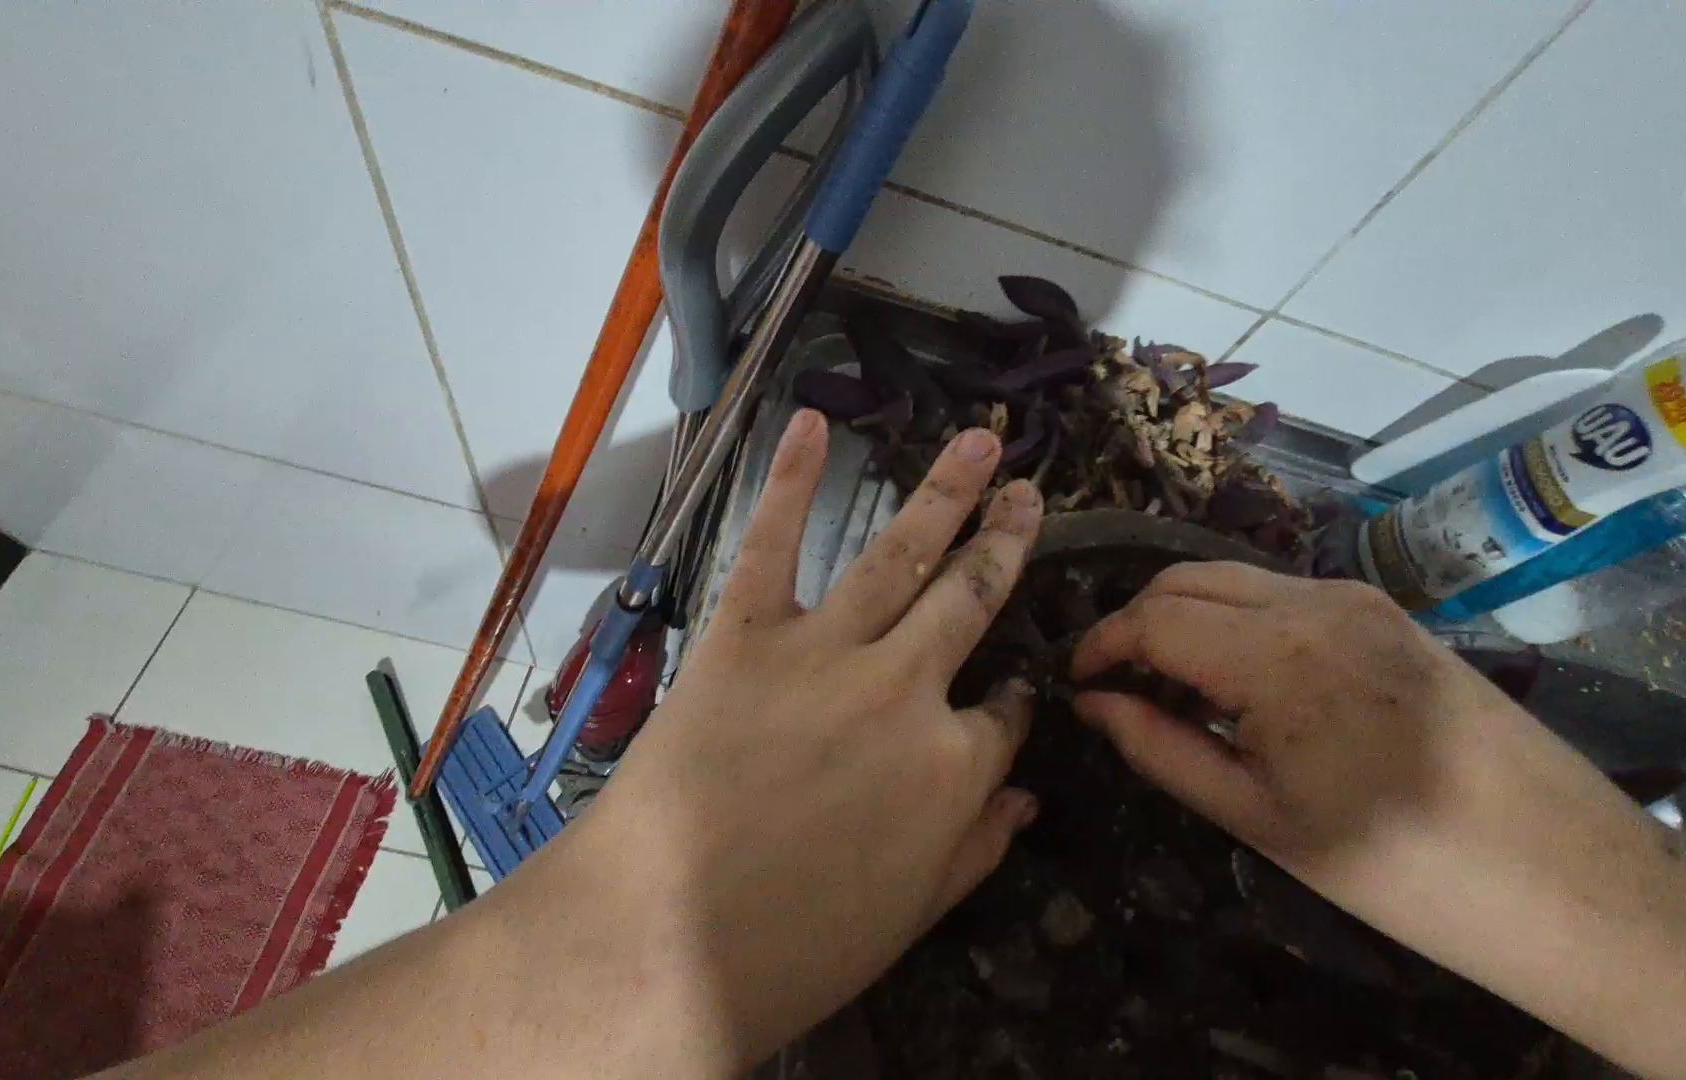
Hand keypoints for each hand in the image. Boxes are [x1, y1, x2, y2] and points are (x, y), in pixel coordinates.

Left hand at [573, 410, 1043, 1069]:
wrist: (656, 940)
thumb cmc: (789, 948)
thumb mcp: (906, 917)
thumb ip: (976, 851)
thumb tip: (1026, 800)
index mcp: (951, 767)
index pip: (1006, 714)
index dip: (1015, 699)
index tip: (1016, 687)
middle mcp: (905, 690)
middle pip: (971, 601)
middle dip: (1005, 544)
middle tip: (1028, 494)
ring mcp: (826, 651)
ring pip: (901, 554)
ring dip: (945, 492)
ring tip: (981, 442)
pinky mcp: (746, 631)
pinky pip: (772, 542)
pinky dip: (788, 479)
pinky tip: (812, 423)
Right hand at [1068, 561, 1685, 1079]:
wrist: (1574, 881)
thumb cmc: (1395, 867)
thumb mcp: (1255, 817)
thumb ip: (1158, 748)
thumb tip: (1090, 704)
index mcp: (1278, 656)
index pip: (1153, 619)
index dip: (1100, 644)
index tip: (1075, 681)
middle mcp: (1314, 602)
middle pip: (1183, 579)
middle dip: (1133, 621)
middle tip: (1115, 680)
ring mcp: (1356, 598)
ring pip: (1228, 576)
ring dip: (1181, 614)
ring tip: (1169, 679)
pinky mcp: (1383, 609)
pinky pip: (1276, 591)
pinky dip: (1231, 616)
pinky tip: (1235, 672)